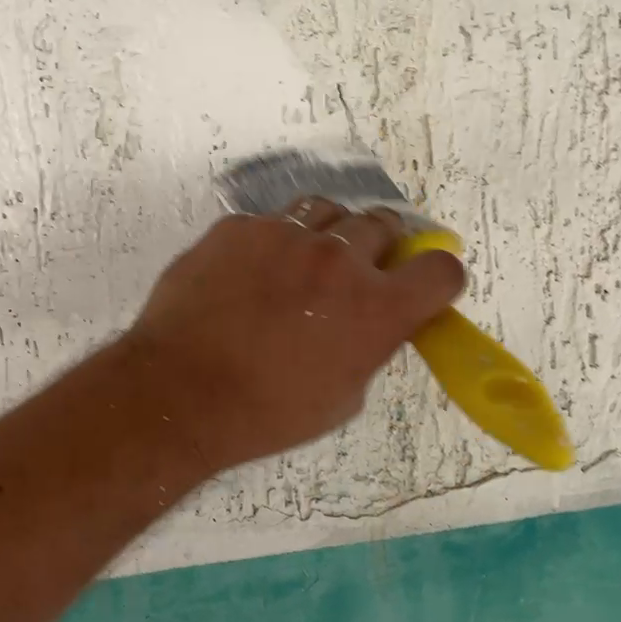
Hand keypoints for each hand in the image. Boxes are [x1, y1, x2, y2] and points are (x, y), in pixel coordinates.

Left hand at [119, 197, 465, 470]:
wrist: (180, 389)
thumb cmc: (265, 412)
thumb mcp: (343, 396)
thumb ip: (367, 346)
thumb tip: (369, 322)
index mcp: (376, 307)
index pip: (441, 268)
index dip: (436, 276)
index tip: (421, 284)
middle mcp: (337, 258)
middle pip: (382, 223)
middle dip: (380, 245)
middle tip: (359, 268)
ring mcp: (283, 234)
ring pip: (326, 209)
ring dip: (329, 231)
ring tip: (306, 260)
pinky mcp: (237, 227)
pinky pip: (269, 222)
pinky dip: (272, 242)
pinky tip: (249, 273)